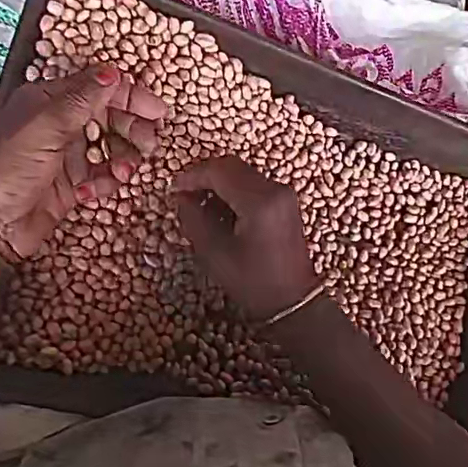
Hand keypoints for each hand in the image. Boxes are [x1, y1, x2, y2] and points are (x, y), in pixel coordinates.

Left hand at [0, 65, 164, 262]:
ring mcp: (65, 157)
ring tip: (124, 172)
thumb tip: (112, 74)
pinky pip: (101, 178)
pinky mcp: (70, 186)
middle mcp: (58, 126)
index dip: (129, 97)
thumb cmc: (4, 170)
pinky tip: (94, 193)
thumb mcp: (46, 126)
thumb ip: (82, 99)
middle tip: (149, 145)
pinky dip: (105, 183)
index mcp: (47, 101)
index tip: (157, 112)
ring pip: (109, 149)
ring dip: (122, 159)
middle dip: (132, 130)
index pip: (98, 89)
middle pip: (108, 118)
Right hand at [173, 156, 318, 320]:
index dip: (192, 176)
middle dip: (205, 176)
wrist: (293, 300)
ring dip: (219, 182)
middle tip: (184, 195)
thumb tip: (182, 196)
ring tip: (199, 205)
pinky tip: (221, 210)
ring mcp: (284, 194)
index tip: (174, 189)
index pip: (219, 171)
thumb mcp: (215, 253)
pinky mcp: (286, 202)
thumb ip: (195, 218)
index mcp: (260, 201)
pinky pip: (254, 184)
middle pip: (232, 166)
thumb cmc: (253, 282)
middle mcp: (275, 190)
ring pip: (243, 173)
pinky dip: (234, 190)